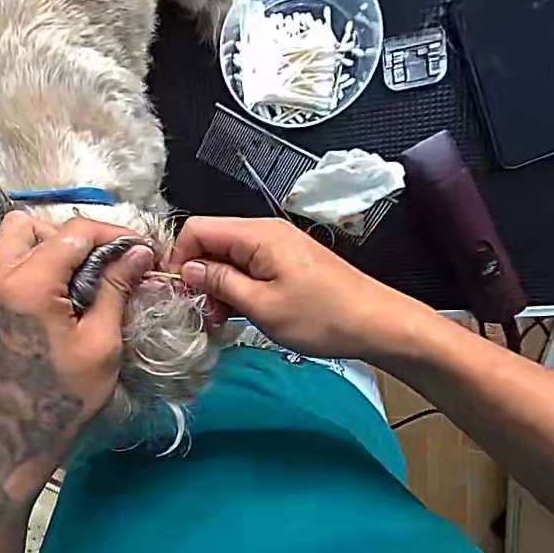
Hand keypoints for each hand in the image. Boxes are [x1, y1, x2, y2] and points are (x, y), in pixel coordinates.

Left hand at [0, 212, 152, 528]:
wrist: (18, 437)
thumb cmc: (65, 396)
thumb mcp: (102, 342)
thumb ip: (116, 287)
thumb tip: (138, 252)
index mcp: (26, 285)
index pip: (72, 232)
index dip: (112, 234)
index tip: (138, 250)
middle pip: (29, 224)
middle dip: (70, 236)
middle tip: (100, 264)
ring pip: (10, 241)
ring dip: (47, 249)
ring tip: (78, 280)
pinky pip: (1, 267)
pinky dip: (30, 268)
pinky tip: (54, 297)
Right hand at [169, 216, 430, 360]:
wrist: (376, 324)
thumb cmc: (321, 316)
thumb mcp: (262, 305)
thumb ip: (219, 283)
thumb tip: (186, 270)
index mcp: (257, 234)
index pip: (198, 228)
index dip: (179, 257)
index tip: (177, 292)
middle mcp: (265, 232)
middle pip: (211, 242)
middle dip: (198, 275)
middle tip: (200, 312)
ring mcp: (277, 247)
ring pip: (228, 258)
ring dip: (217, 286)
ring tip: (219, 319)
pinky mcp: (286, 263)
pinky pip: (248, 268)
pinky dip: (236, 289)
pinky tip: (237, 314)